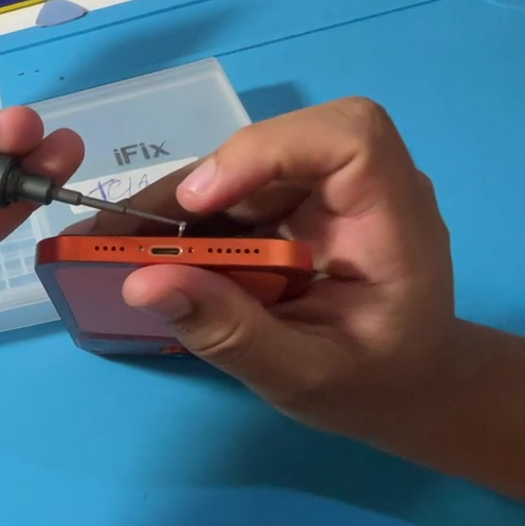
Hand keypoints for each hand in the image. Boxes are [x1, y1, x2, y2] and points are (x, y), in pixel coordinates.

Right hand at [100, 98, 454, 440]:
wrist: (408, 387)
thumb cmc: (373, 385)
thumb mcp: (301, 376)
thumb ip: (229, 333)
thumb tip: (141, 284)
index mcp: (389, 222)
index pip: (345, 138)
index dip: (265, 150)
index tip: (196, 202)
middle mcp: (356, 190)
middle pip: (270, 146)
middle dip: (188, 187)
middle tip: (117, 236)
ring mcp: (320, 195)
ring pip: (236, 168)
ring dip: (172, 206)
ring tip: (117, 247)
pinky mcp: (288, 207)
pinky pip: (227, 197)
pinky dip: (181, 223)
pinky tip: (149, 254)